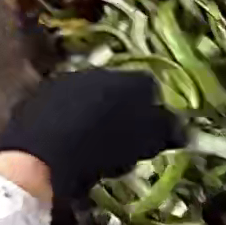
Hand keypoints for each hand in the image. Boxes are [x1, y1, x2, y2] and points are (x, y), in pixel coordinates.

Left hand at [0, 70, 180, 201]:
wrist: (42, 154)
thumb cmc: (104, 148)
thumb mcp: (147, 143)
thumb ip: (169, 131)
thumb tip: (185, 128)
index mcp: (132, 80)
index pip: (151, 87)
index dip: (152, 109)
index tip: (150, 132)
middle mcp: (102, 71)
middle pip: (119, 88)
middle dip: (122, 108)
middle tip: (123, 138)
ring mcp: (69, 80)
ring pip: (91, 95)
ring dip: (95, 112)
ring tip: (94, 143)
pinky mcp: (40, 95)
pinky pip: (64, 106)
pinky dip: (69, 120)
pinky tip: (68, 143)